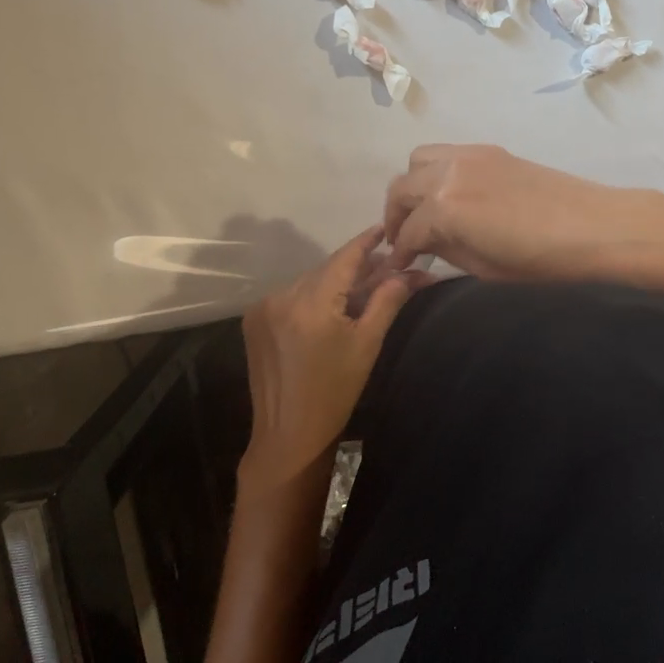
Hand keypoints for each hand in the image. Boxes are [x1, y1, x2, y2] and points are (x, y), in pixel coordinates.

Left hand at [240, 226, 422, 487]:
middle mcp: (282, 295)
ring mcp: (263, 307)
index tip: (385, 228)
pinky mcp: (253, 320)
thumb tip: (410, 271)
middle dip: (357, 267)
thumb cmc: (335, 391)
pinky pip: (291, 297)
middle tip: (386, 268)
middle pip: (327, 269)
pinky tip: (329, 310)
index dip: (366, 241)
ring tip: (361, 291)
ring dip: (334, 283)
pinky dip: (312, 297)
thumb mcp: (367, 344)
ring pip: (309, 282)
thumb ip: (387, 300)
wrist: (289, 434)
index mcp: (312, 302)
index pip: (344, 257)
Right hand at [381, 144, 663, 282]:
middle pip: (402, 188)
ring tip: (422, 211)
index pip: (407, 231)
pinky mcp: (489, 150)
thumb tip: (425, 245)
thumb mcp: (484, 268)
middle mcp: (447, 174)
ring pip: (418, 161)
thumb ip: (446, 250)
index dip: (399, 253)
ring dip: (412, 186)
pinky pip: (446, 154)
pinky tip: (450, 195)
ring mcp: (468, 156)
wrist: (595, 227)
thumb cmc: (541, 261)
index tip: (397, 267)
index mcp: (444, 208)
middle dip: (396, 216)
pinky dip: (436, 171)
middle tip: (404, 240)